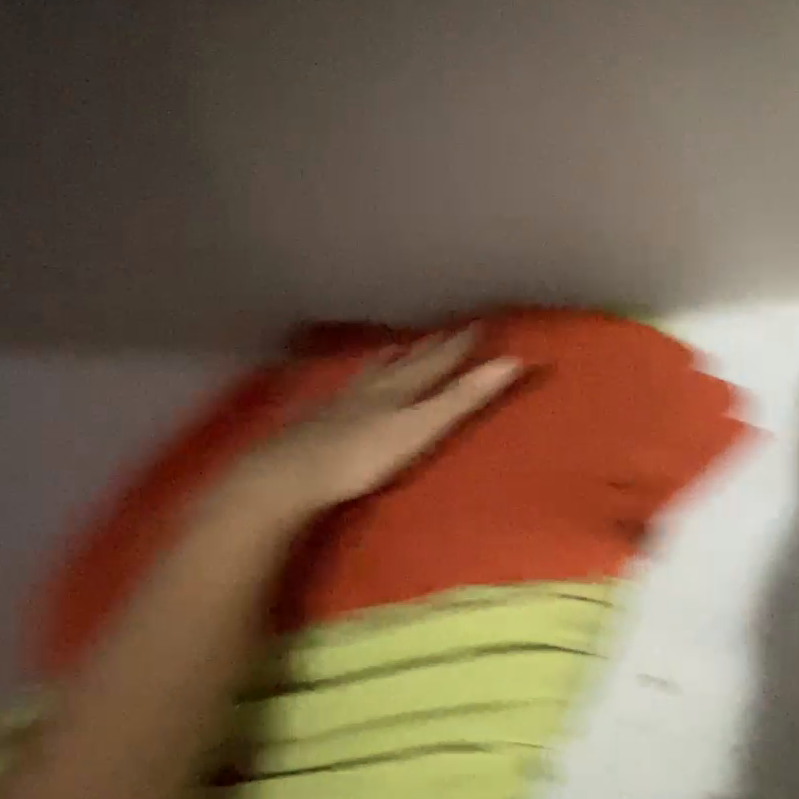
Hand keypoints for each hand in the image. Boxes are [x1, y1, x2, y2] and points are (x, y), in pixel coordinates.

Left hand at [206, 327, 521, 524]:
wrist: (285, 474)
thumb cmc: (364, 455)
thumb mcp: (423, 427)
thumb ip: (465, 397)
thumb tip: (512, 361)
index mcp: (403, 387)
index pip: (439, 361)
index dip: (460, 345)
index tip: (479, 325)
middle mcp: (375, 387)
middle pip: (407, 362)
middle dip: (429, 347)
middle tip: (445, 331)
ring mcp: (341, 403)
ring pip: (372, 373)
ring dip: (390, 359)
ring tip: (397, 347)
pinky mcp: (315, 422)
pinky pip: (341, 392)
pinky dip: (352, 382)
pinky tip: (344, 385)